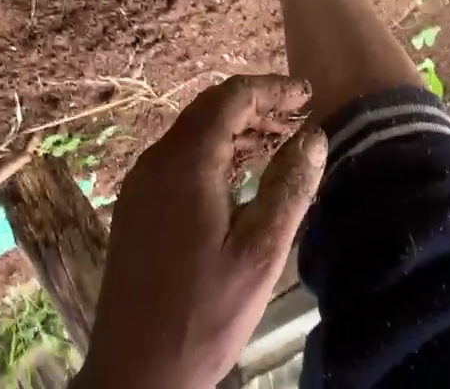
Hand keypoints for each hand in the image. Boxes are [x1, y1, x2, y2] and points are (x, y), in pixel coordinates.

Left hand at [74, 75, 327, 388]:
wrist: (135, 373)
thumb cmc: (204, 315)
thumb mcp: (261, 254)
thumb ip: (289, 187)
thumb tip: (315, 136)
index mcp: (185, 164)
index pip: (230, 98)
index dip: (271, 89)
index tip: (307, 94)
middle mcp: (156, 161)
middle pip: (209, 109)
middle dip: (255, 105)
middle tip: (298, 115)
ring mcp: (141, 184)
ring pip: (193, 134)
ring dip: (236, 129)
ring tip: (279, 141)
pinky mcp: (138, 206)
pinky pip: (180, 158)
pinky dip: (215, 152)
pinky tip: (241, 173)